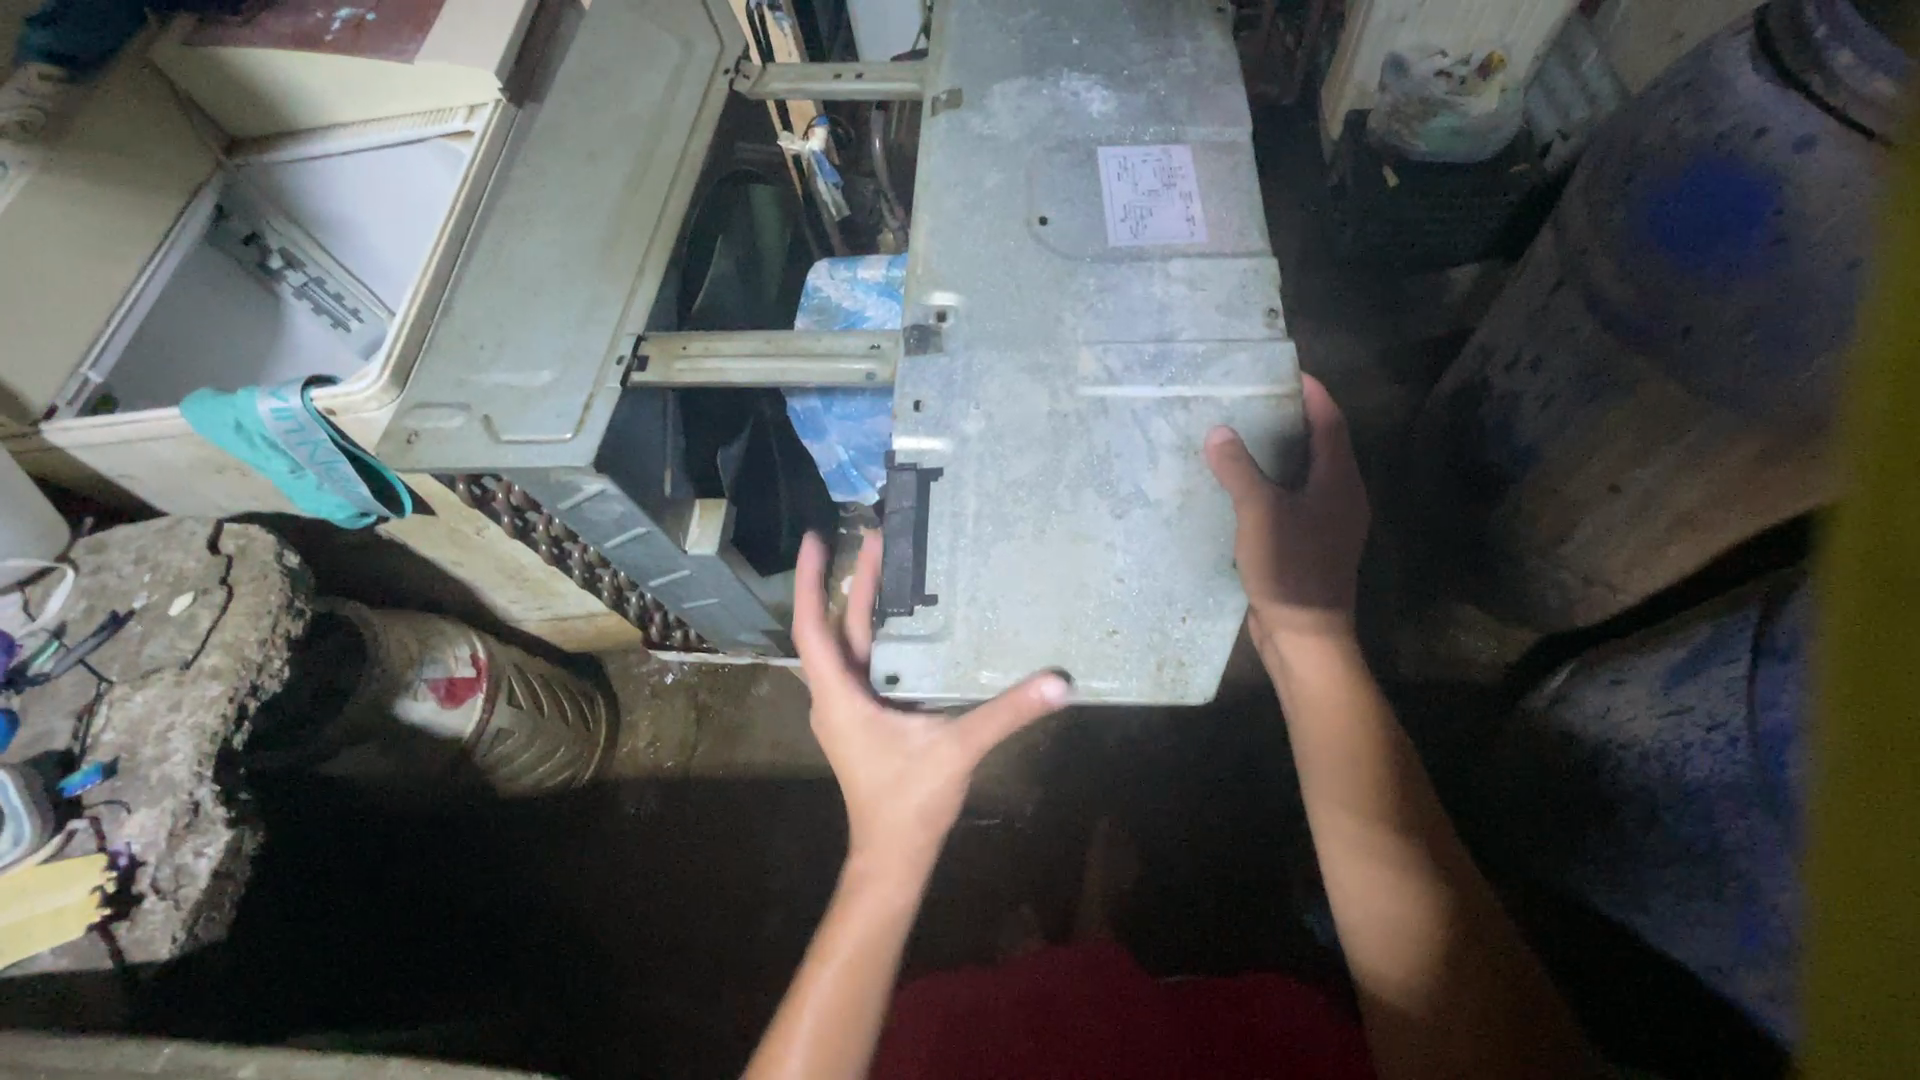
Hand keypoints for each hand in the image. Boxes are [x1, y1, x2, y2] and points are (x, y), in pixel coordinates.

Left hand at [793, 532, 1072, 869]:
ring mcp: (845, 710)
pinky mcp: (861, 720)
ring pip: (847, 647)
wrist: (892, 856)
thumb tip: (1058, 683)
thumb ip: (1006, 714)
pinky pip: (861, 665)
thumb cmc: (910, 803)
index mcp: (840, 696)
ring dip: (859, 608)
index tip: (813, 539)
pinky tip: (902, 626)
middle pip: (834, 628)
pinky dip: (873, 637)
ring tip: (886, 568)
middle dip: (850, 581)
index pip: (813, 626)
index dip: (810, 581)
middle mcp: (834, 696)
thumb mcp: (958, 749)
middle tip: (874, 537)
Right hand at [1205, 373, 1369, 646]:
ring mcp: (1326, 523)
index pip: (1330, 423)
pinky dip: (1269, 485)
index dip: (1312, 394)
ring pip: (1304, 475)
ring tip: (1241, 436)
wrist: (1304, 635)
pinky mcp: (1308, 544)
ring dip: (1278, 454)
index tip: (1286, 372)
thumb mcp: (1260, 513)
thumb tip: (1219, 431)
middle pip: (1320, 446)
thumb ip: (1240, 470)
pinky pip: (1290, 500)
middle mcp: (1340, 497)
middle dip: (1292, 420)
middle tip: (1254, 400)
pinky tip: (1240, 486)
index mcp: (1339, 482)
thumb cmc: (1290, 568)